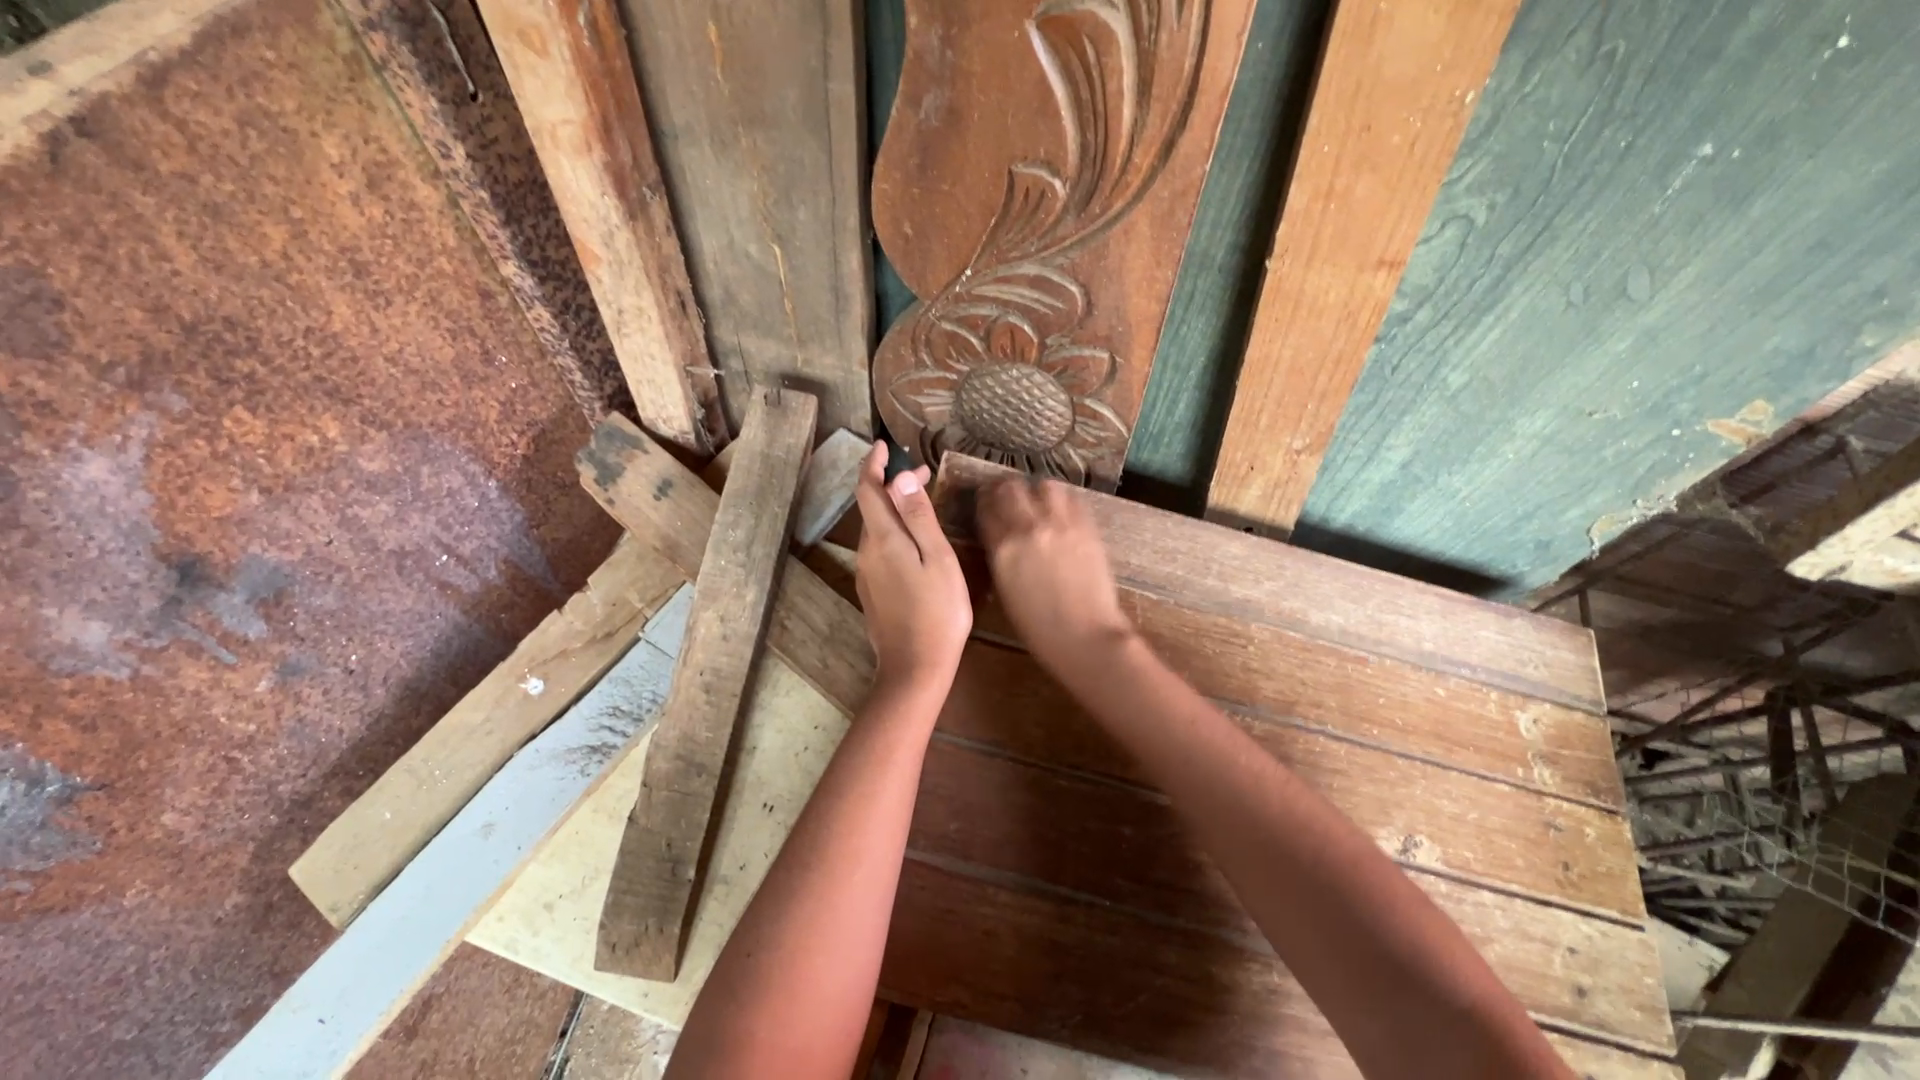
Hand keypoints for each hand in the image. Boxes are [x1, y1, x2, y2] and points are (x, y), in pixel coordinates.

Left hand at [853, 443, 972, 696]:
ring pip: (877, 529)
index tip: (883, 445)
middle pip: (872, 507)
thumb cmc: (938, 612)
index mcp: (882, 539)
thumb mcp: (937, 559)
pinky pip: (880, 549)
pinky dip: (895, 532)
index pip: (867, 489)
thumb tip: (900, 476)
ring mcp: (867, 574)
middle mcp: (867, 552)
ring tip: (923, 502)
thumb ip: (919, 517)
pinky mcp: (873, 591)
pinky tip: (916, 541)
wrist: (915, 668)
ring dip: (895, 509)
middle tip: (923, 472)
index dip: (872, 463)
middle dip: (892, 484)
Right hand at [976, 477, 1134, 675]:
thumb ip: (1000, 555)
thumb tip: (1000, 537)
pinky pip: (1073, 498)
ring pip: (1044, 485)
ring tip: (1039, 501)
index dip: (984, 502)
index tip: (986, 503)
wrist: (1084, 634)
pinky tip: (1062, 510)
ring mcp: (1060, 524)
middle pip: (1010, 488)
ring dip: (1038, 490)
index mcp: (1001, 548)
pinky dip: (1064, 499)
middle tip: (1009, 497)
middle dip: (1006, 490)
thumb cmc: (1038, 626)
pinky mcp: (1086, 527)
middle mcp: (1027, 528)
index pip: (985, 508)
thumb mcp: (1004, 589)